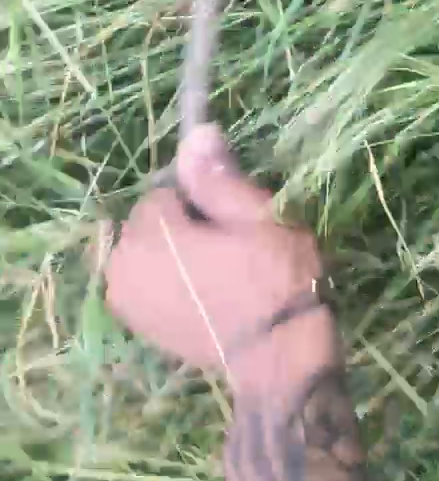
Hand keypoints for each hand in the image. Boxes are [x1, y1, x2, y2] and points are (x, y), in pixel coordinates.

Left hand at [105, 126, 336, 395]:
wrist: (275, 346)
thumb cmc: (277, 274)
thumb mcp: (261, 219)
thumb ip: (220, 180)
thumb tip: (198, 134)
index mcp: (150, 235)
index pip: (165, 191)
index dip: (204, 196)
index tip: (241, 211)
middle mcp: (120, 265)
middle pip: (149, 222)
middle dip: (186, 222)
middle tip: (239, 237)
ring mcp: (123, 299)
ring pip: (147, 252)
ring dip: (178, 249)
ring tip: (228, 262)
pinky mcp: (136, 321)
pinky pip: (147, 281)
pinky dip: (173, 276)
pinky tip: (212, 286)